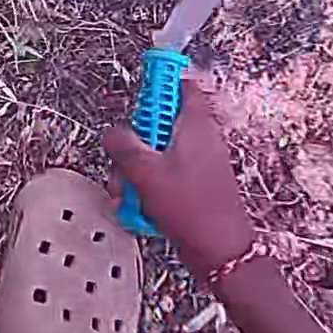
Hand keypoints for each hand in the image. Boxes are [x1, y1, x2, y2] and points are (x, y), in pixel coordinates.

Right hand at [103, 84, 254, 275]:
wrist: (221, 253)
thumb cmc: (188, 206)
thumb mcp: (144, 171)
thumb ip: (122, 144)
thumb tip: (112, 132)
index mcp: (195, 125)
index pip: (182, 84)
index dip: (160, 80)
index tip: (140, 89)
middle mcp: (200, 138)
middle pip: (160, 122)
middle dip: (135, 138)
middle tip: (125, 156)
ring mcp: (199, 161)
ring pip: (157, 150)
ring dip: (137, 167)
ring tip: (130, 190)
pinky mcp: (195, 183)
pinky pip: (164, 171)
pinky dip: (149, 183)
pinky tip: (140, 204)